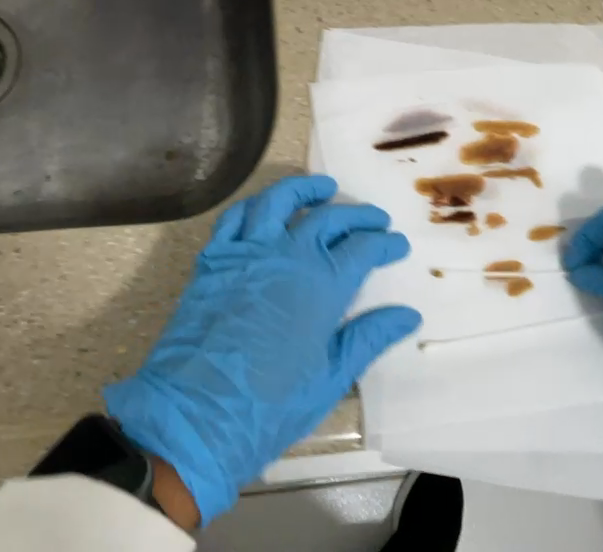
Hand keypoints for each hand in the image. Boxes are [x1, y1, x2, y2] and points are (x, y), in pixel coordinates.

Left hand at [105, 176, 421, 524]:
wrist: (196, 415)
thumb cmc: (271, 404)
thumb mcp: (331, 377)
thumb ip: (368, 337)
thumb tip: (407, 315)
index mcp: (321, 286)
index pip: (361, 250)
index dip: (383, 244)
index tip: (397, 245)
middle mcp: (286, 256)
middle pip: (327, 219)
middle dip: (356, 215)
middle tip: (374, 219)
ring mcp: (246, 252)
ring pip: (278, 202)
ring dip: (305, 190)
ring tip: (324, 188)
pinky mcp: (214, 259)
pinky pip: (235, 218)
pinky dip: (255, 206)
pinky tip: (265, 208)